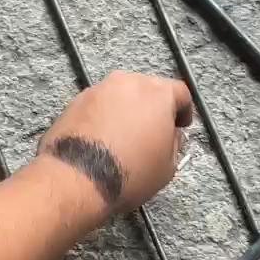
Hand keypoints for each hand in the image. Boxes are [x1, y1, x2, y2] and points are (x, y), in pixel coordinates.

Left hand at [36, 70, 192, 214]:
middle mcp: (128, 82)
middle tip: (153, 131)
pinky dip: (104, 117)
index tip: (181, 125)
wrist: (76, 178)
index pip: (180, 93)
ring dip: (126, 110)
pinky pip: (99, 105)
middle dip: (153, 108)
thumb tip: (171, 136)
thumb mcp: (167, 167)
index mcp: (158, 93)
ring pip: (121, 95)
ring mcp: (99, 89)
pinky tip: (103, 139)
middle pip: (148, 89)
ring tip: (125, 137)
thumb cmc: (128, 172)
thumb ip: (175, 144)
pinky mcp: (76, 100)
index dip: (184, 111)